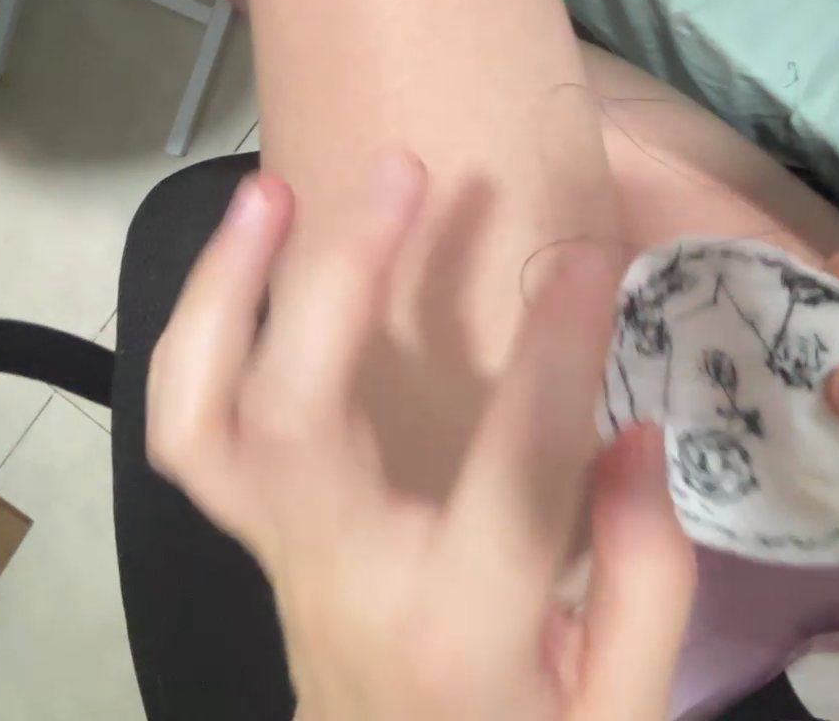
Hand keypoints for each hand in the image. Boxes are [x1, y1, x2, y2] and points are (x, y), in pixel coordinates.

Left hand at [148, 153, 695, 720]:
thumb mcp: (621, 711)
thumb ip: (645, 576)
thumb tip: (631, 431)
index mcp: (458, 623)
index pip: (512, 462)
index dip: (556, 346)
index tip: (587, 259)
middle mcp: (339, 573)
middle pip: (298, 413)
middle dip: (344, 275)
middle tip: (398, 172)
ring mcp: (272, 548)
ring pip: (199, 415)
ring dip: (226, 290)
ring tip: (269, 191)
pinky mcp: (250, 526)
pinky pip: (193, 422)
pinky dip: (205, 329)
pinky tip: (249, 259)